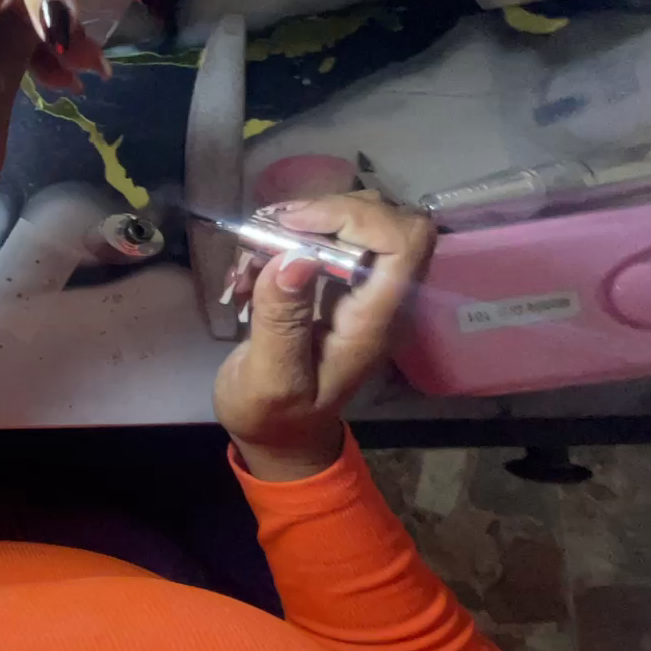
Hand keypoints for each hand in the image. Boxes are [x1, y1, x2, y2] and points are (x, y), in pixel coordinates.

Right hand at [213, 193, 435, 480]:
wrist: (277, 436)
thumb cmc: (274, 415)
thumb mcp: (270, 377)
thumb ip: (282, 320)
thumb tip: (295, 259)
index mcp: (374, 321)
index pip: (403, 241)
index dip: (353, 217)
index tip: (290, 226)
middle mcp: (375, 297)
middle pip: (382, 221)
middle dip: (319, 214)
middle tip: (261, 233)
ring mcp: (353, 292)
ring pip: (348, 226)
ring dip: (294, 227)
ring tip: (247, 254)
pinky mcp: (328, 290)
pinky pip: (319, 244)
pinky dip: (280, 242)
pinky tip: (248, 268)